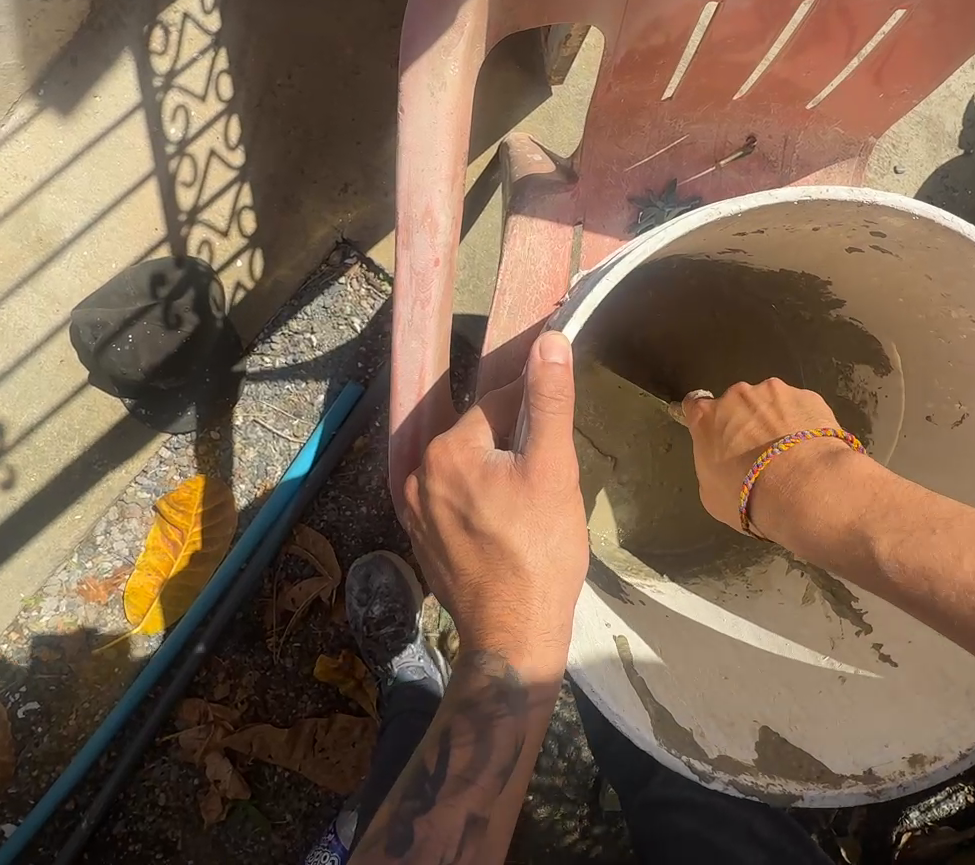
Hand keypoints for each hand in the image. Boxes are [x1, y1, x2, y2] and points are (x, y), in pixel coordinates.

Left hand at [399, 331, 587, 670]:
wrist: (514, 635)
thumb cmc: (540, 550)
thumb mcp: (553, 468)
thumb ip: (549, 401)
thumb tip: (548, 340)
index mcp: (447, 449)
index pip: (500, 404)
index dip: (537, 421)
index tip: (558, 449)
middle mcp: (419, 472)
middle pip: (481, 436)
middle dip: (517, 448)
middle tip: (547, 485)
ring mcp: (416, 510)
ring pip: (470, 468)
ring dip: (499, 474)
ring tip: (530, 508)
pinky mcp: (422, 539)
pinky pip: (456, 500)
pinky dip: (481, 502)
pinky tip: (506, 528)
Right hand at [681, 379, 847, 536]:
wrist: (802, 491)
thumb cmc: (748, 497)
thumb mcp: (711, 493)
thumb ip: (711, 466)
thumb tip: (722, 464)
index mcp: (706, 417)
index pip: (694, 405)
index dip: (706, 419)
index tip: (715, 432)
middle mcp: (737, 396)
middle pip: (737, 403)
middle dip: (745, 421)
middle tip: (758, 453)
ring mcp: (774, 392)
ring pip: (772, 403)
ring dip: (776, 420)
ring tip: (791, 454)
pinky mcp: (808, 397)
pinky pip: (802, 408)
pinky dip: (805, 424)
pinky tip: (812, 450)